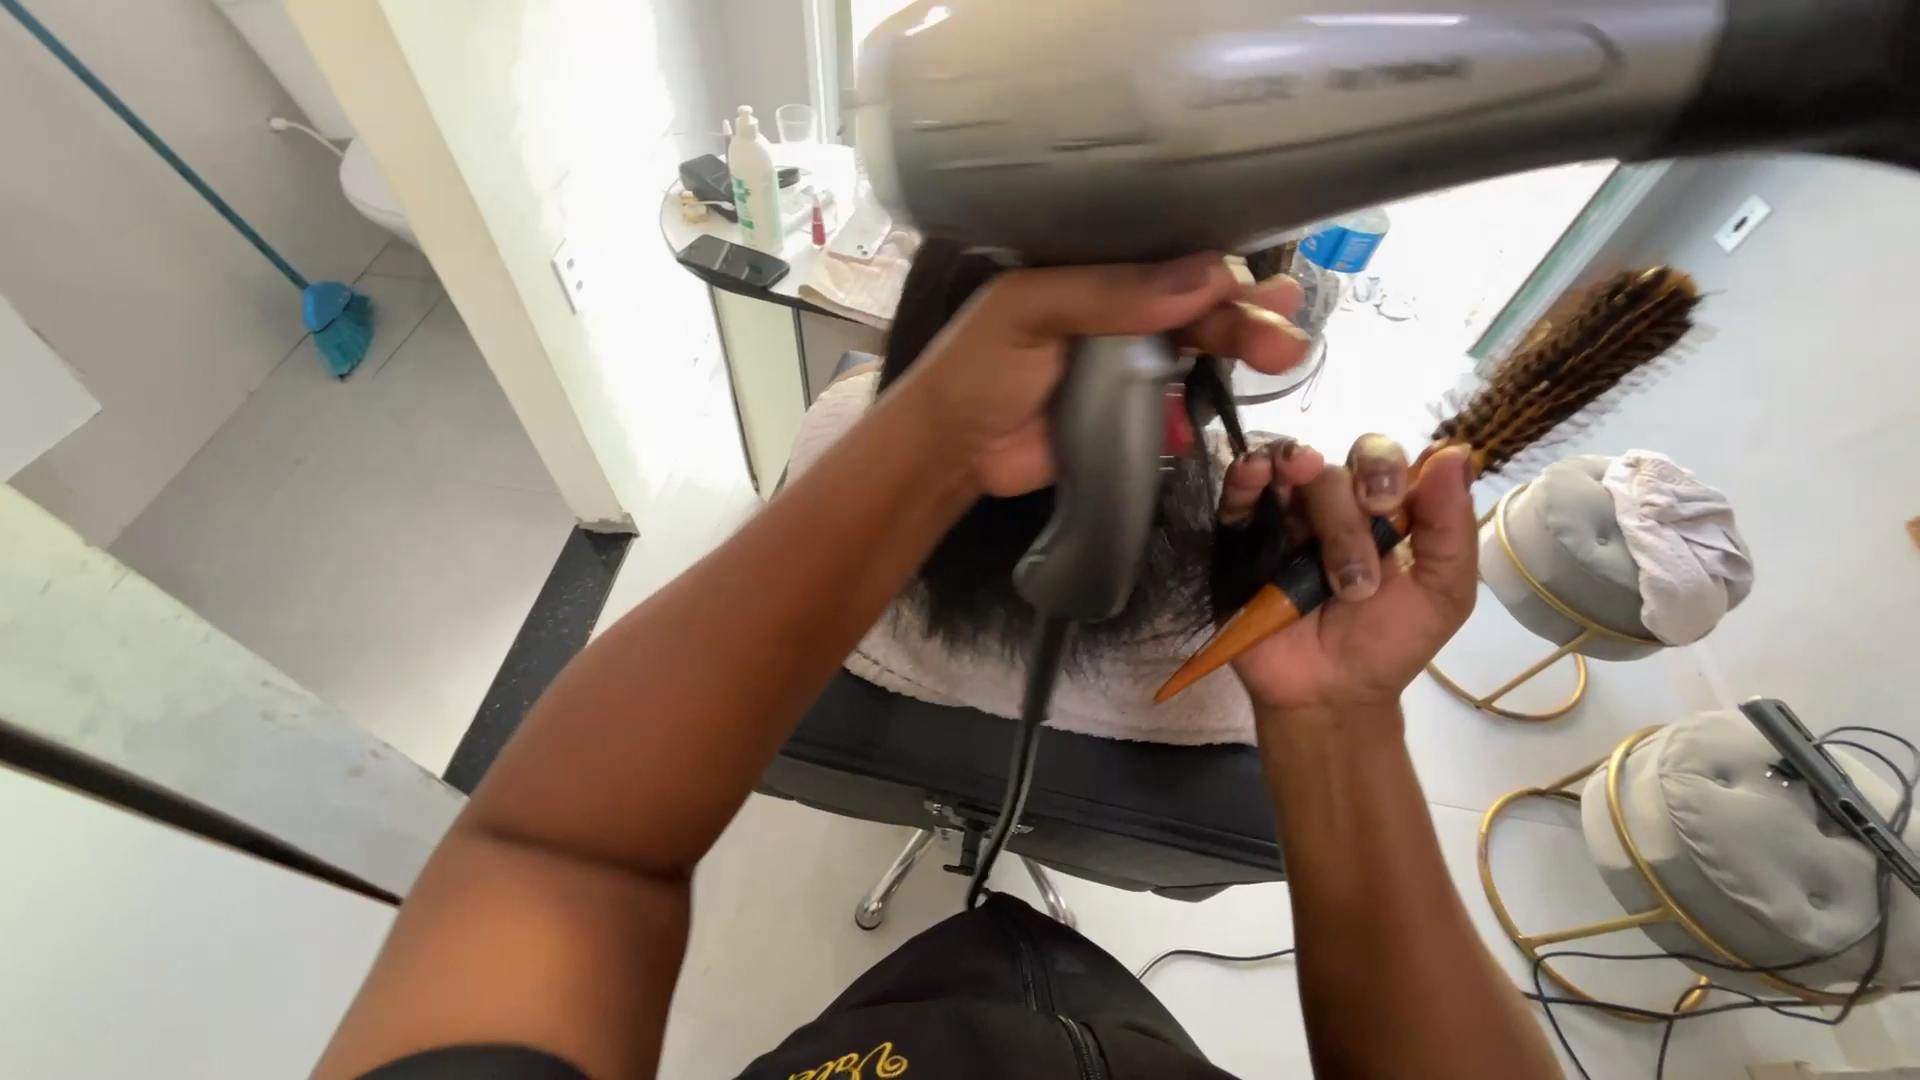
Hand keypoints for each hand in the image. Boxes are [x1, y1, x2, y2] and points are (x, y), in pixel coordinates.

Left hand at [895, 254, 1311, 496]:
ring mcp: (1120, 368)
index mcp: (1090, 274)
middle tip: (1286, 336)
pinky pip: (1172, 410)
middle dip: (1241, 318)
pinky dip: (1191, 415)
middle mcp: (1113, 315)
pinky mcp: (1122, 417)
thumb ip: (1110, 293)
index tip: (1259, 284)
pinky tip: (1199, 421)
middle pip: (1191, 309)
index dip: (1215, 268)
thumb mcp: (1030, 312)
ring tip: (1282, 357)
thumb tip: (1209, 276)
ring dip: (1235, 355)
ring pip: (1191, 354)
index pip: (1165, 260)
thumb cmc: (978, 367)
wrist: (952, 449)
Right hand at [1232, 438, 1478, 714]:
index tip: (1387, 505)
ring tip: (1300, 472)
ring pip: (1288, 472)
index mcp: (1380, 514)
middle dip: (1345, 515)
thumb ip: (1449, 528)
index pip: (1380, 461)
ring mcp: (1281, 520)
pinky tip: (1256, 471)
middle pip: (1334, 471)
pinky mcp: (1238, 539)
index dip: (1384, 468)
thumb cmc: (1386, 645)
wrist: (1325, 692)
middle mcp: (1329, 508)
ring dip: (1296, 466)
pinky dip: (1243, 476)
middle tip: (1350, 578)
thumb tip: (1455, 453)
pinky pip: (1236, 495)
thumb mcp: (1441, 593)